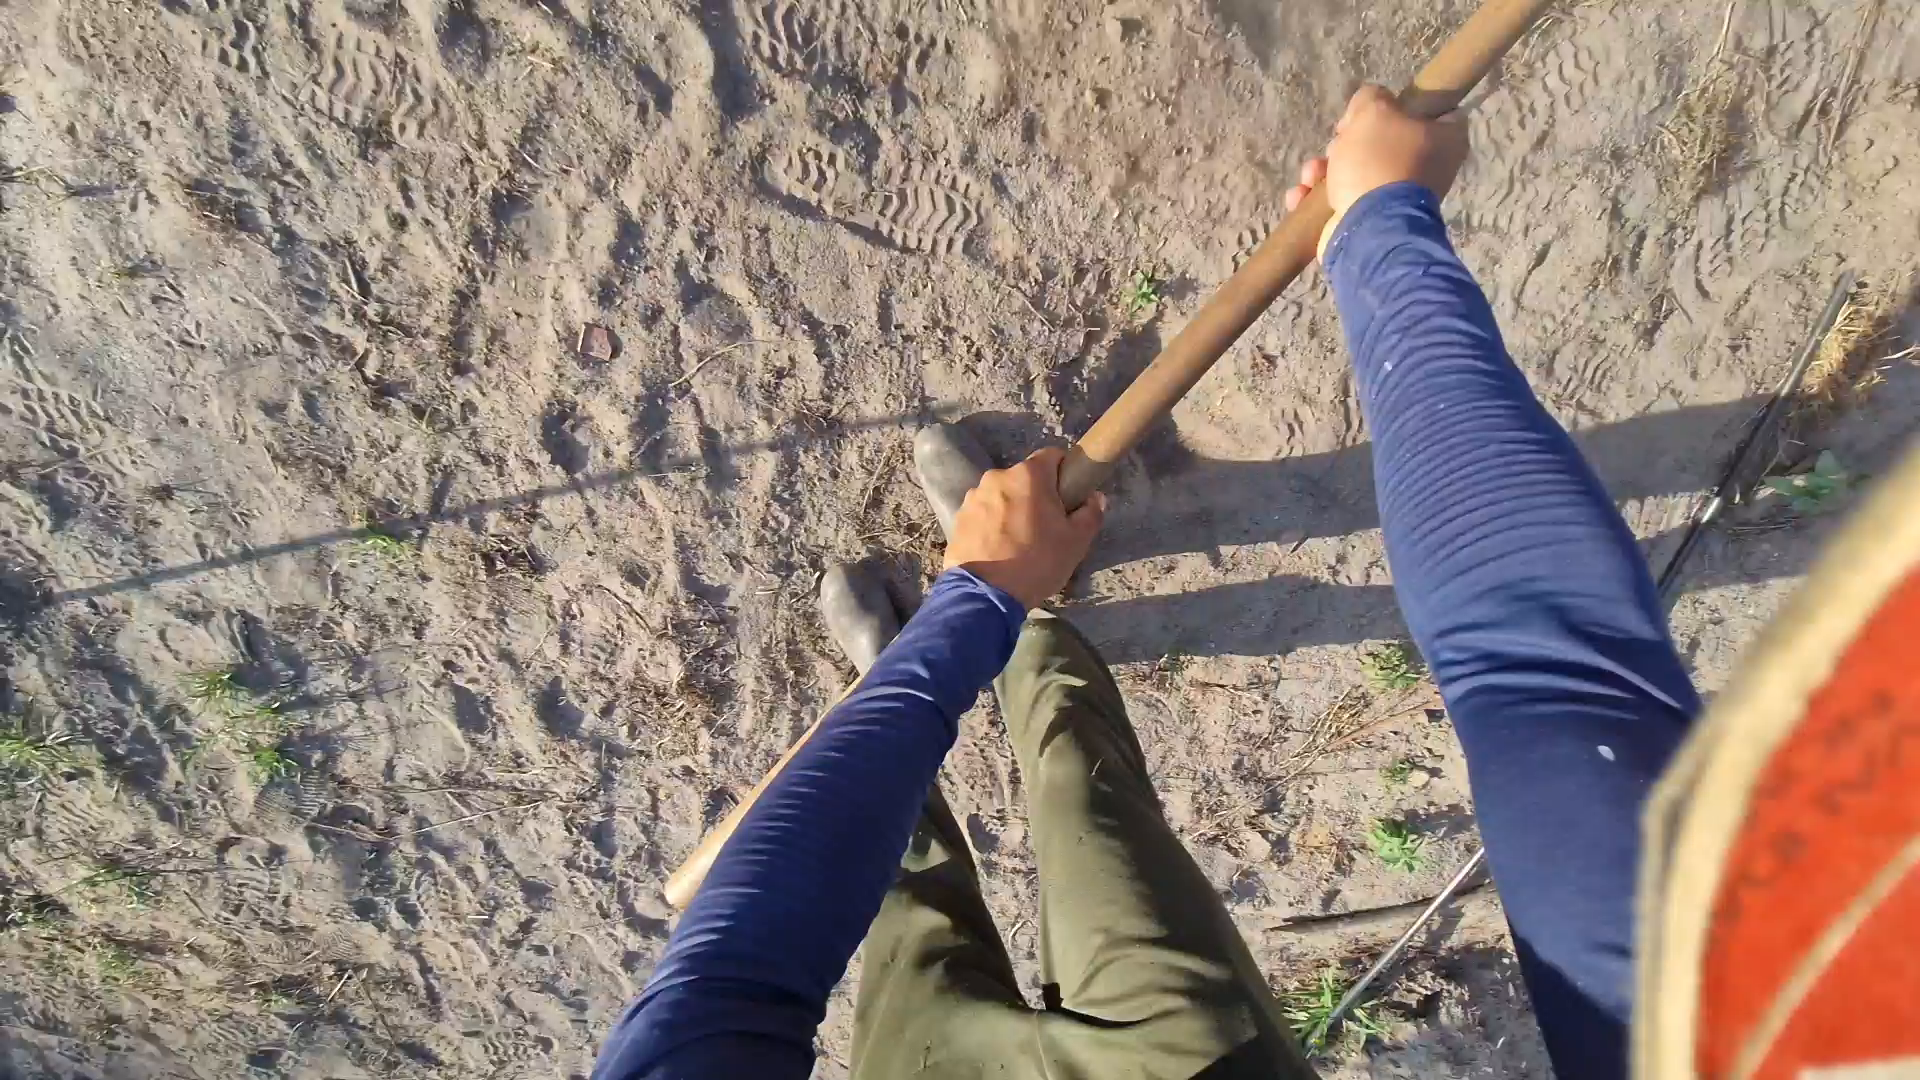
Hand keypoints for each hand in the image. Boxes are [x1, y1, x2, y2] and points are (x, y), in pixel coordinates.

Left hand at [943, 447, 1105, 609]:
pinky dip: (992, 524)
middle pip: (1025, 478)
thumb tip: (1094, 498)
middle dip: (1037, 495)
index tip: (1069, 496)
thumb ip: (1090, 514)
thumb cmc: (1036, 562)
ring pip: (1002, 496)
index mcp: (1028, 475)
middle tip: (1046, 526)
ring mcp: (973, 497)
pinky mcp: (958, 518)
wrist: (984, 595)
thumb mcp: (1076, 542)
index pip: (1053, 456)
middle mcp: (997, 477)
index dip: (1065, 473)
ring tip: (1018, 542)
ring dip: (1012, 509)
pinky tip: (998, 549)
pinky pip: (983, 513)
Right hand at [1284, 84, 1469, 253]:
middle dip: (1345, 146)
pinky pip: (1337, 204)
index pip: (1426, 111)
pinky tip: (1299, 197)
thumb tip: (1363, 107)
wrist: (1366, 230)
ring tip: (1310, 176)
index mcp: (1444, 139)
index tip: (1365, 114)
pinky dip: (1315, 200)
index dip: (1392, 107)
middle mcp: (1424, 170)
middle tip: (1334, 148)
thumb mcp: (1374, 111)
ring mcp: (1393, 201)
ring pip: (1352, 174)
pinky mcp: (1365, 225)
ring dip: (1322, 172)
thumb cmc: (1378, 164)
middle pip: (1379, 145)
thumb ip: (1369, 97)